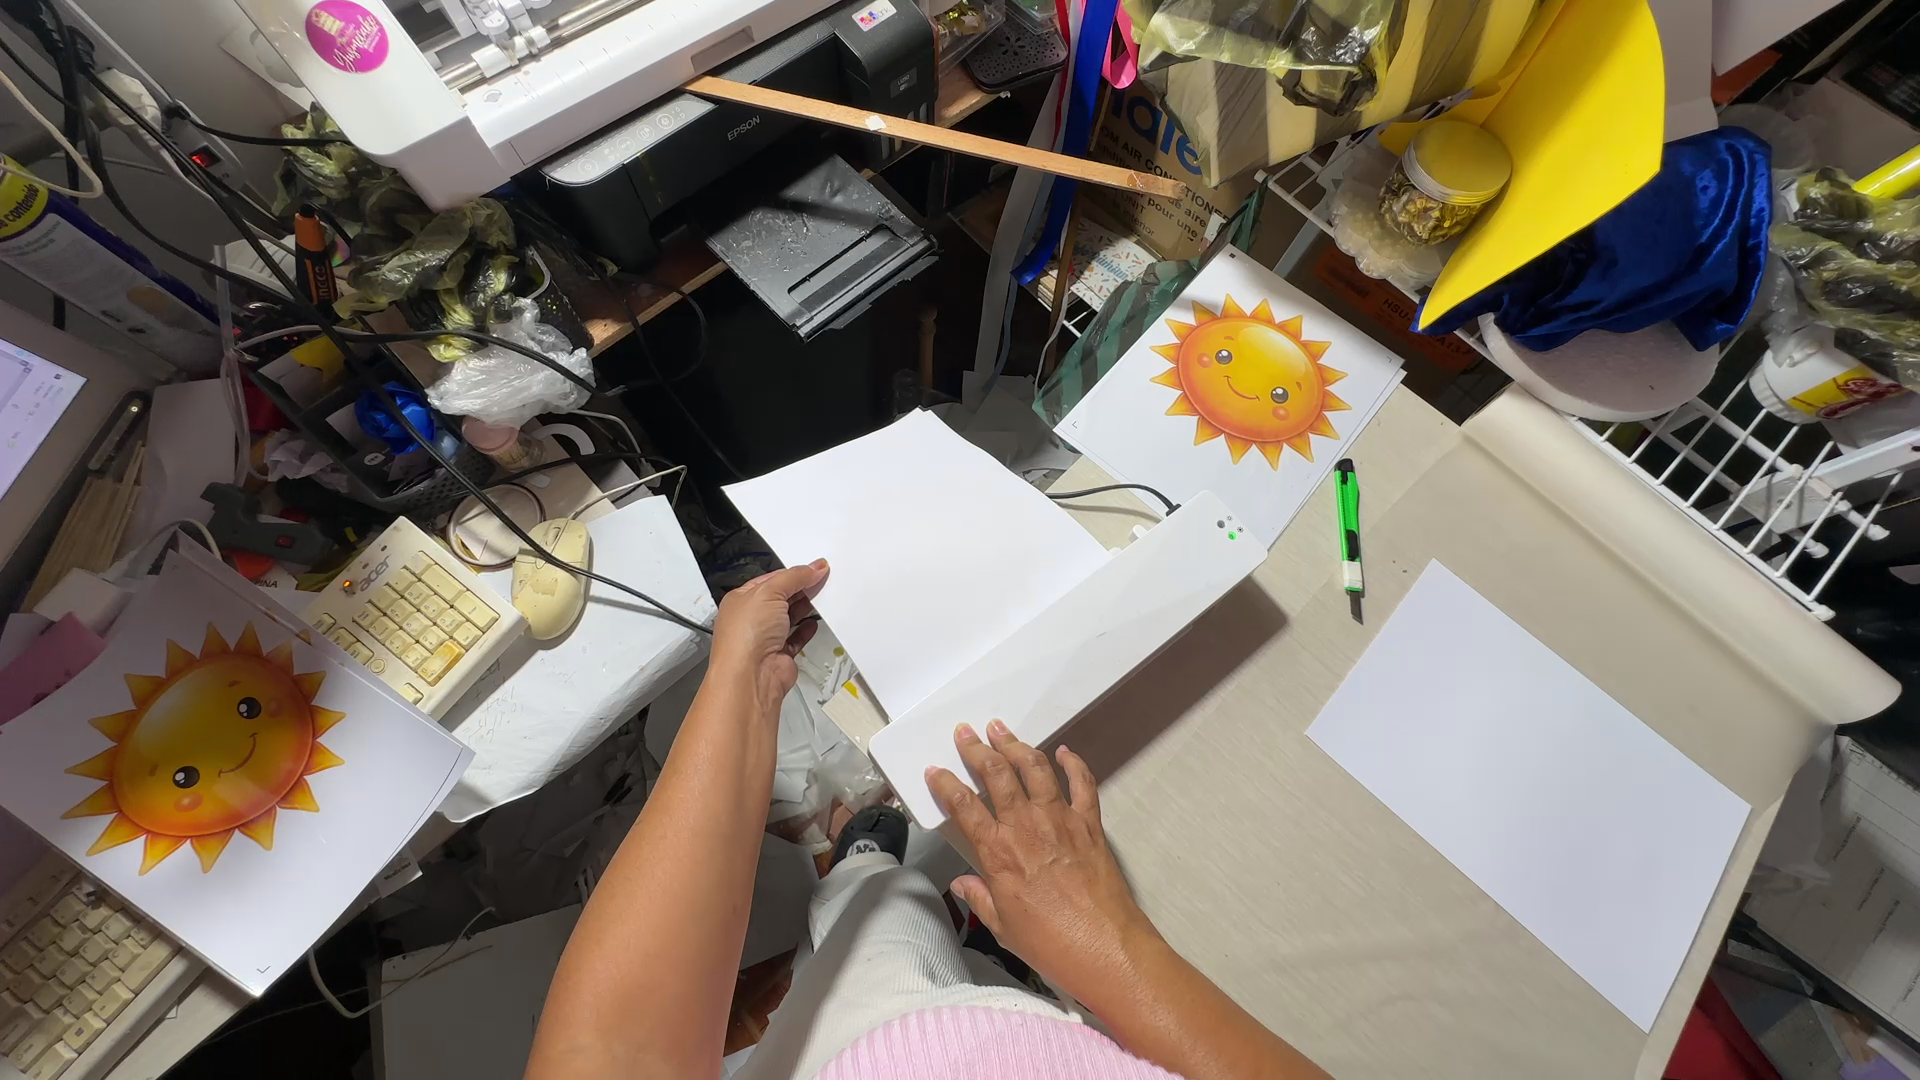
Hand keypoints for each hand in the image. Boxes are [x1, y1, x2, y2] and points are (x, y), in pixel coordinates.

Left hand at [709, 559, 827, 719]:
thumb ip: (795, 577)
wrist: (750, 676)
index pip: (769, 580)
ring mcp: (765, 638)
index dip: (792, 574)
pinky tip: (815, 623)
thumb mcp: (770, 592)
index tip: (814, 568)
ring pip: (789, 618)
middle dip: (801, 590)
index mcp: (741, 599)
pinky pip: (796, 639)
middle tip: (824, 580)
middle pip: (781, 598)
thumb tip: (817, 567)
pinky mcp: (780, 655)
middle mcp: (751, 619)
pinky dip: (806, 631)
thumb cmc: (748, 633)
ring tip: (824, 597)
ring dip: (805, 608)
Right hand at [926, 721, 1159, 1005]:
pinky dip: (1073, 763)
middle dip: (977, 748)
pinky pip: (1082, 783)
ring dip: (1015, 744)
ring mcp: (1060, 818)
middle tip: (966, 732)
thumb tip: (962, 883)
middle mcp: (1026, 825)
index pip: (963, 805)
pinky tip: (1064, 752)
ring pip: (1034, 767)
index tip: (934, 770)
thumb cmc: (1050, 944)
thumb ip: (980, 898)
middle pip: (996, 773)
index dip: (945, 783)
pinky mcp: (1089, 821)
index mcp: (998, 851)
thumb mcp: (1003, 927)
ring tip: (1001, 729)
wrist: (1106, 949)